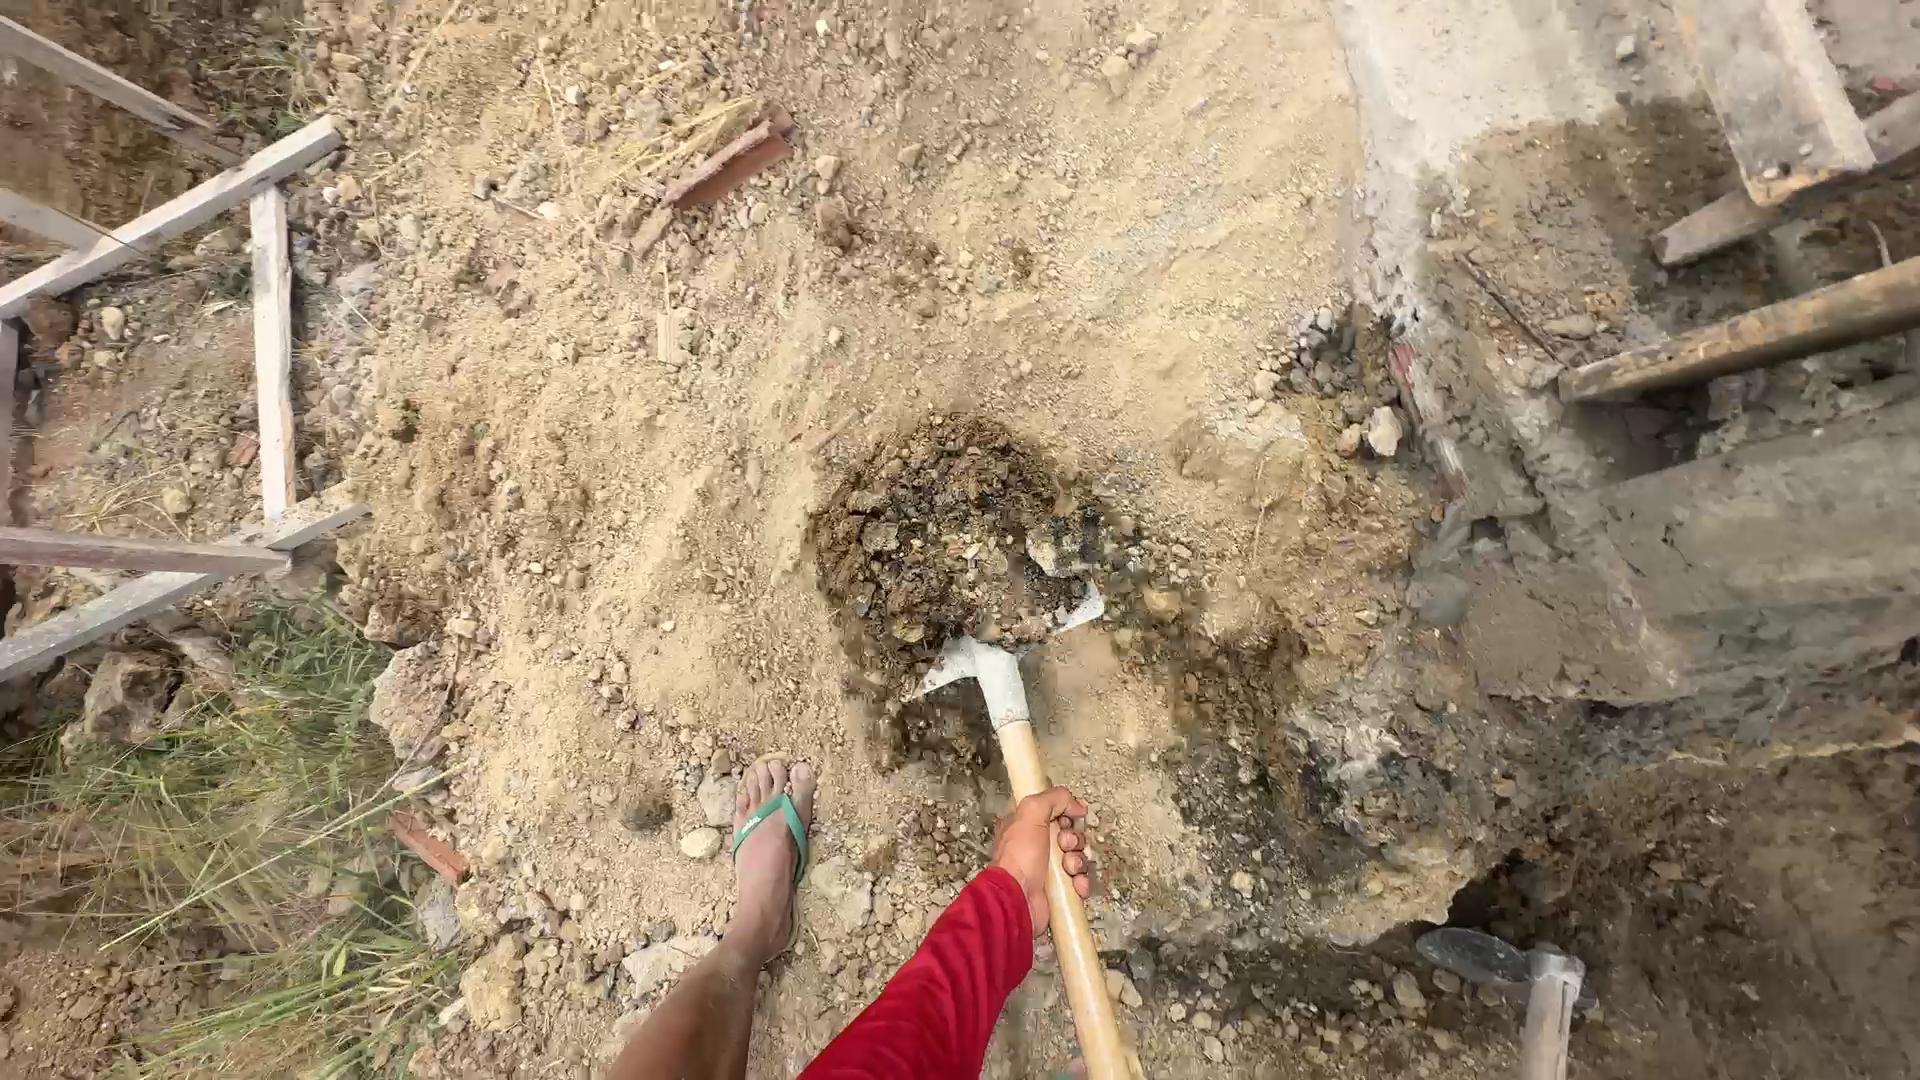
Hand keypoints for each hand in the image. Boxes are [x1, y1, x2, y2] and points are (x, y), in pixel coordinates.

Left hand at [990, 786, 1091, 934]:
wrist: (1018, 898)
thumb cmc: (1020, 854)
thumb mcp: (1032, 812)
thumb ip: (1054, 798)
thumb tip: (1078, 805)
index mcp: (1025, 824)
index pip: (1053, 811)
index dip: (1065, 812)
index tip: (1070, 816)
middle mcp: (1037, 844)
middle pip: (1069, 833)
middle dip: (1074, 838)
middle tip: (1064, 844)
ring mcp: (1048, 868)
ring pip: (1077, 856)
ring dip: (1078, 860)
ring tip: (1068, 868)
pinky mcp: (1059, 888)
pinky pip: (1080, 879)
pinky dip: (1081, 881)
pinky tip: (1076, 884)